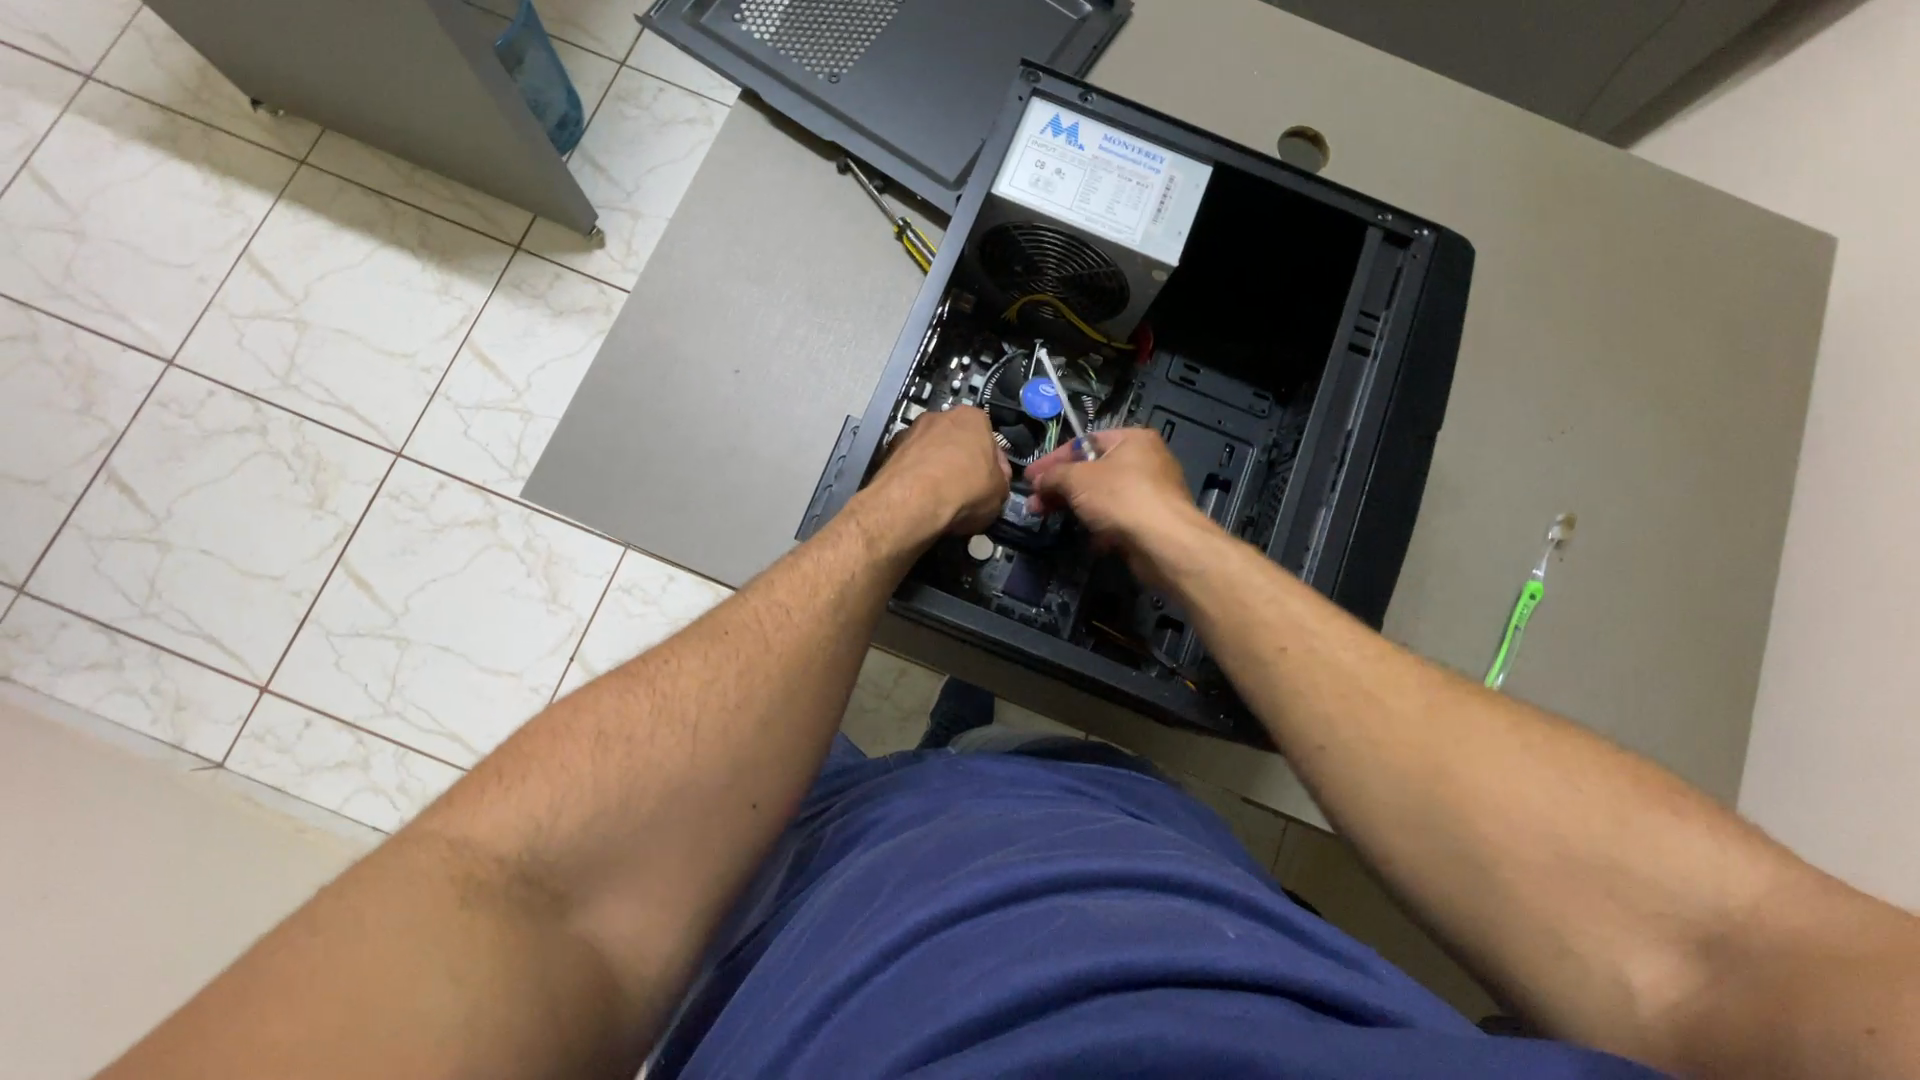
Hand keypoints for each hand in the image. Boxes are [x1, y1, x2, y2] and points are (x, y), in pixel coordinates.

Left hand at [865, 406, 1010, 537]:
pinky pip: (911, 465)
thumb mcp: (1000, 492)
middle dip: (962, 461)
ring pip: (931, 451)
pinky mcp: (889, 451)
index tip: (991, 481)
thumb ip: (1000, 480)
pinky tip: (920, 499)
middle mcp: (939, 416)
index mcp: (972, 418)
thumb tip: (996, 481)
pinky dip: (915, 478)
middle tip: (967, 489)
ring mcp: (911, 432)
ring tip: (941, 498)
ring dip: (937, 468)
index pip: (989, 438)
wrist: (912, 503)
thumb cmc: (964, 490)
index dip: (993, 463)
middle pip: (957, 440)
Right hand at [1025, 427, 1212, 584]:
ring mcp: (1151, 493)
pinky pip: (1116, 518)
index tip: (1029, 478)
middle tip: (1035, 503)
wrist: (1163, 543)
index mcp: (1132, 439)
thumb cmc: (1120, 498)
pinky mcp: (1151, 522)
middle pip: (1092, 470)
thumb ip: (1053, 475)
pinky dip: (1098, 525)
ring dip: (1075, 507)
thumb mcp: (1077, 479)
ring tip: (1048, 518)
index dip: (1053, 459)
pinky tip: (1084, 537)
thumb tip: (1039, 481)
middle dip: (1060, 487)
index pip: (1083, 442)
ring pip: (1102, 496)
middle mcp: (1145, 461)